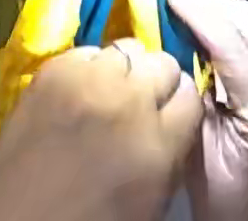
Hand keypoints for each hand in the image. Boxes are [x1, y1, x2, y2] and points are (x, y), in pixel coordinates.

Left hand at [0, 39, 201, 220]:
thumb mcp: (150, 198)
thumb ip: (170, 151)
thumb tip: (175, 116)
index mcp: (160, 144)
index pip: (191, 95)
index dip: (179, 105)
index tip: (168, 112)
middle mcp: (131, 101)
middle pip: (163, 63)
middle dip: (155, 82)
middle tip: (138, 102)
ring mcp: (91, 80)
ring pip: (126, 50)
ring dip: (121, 71)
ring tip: (106, 93)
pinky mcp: (56, 68)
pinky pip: (88, 52)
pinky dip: (87, 69)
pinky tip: (77, 93)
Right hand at [167, 0, 247, 220]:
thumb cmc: (224, 200)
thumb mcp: (196, 150)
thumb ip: (189, 94)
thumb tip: (172, 45)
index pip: (231, 42)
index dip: (197, 12)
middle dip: (210, 5)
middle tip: (176, 1)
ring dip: (222, 14)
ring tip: (188, 12)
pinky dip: (233, 31)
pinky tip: (208, 34)